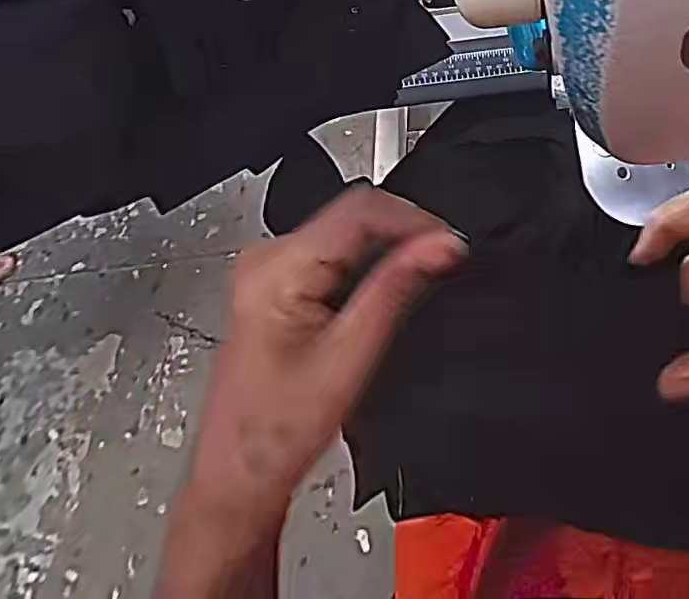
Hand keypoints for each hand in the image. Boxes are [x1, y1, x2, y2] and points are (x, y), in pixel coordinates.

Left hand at [181, 186, 466, 529]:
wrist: (240, 476)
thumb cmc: (276, 434)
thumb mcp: (352, 355)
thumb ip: (398, 288)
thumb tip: (440, 245)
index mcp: (277, 268)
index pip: (362, 211)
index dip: (415, 221)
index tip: (448, 243)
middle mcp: (267, 258)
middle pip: (356, 213)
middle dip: (406, 230)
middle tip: (442, 257)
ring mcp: (270, 267)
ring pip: (350, 227)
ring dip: (391, 243)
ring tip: (424, 270)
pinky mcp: (280, 279)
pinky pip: (338, 247)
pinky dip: (372, 258)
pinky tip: (390, 282)